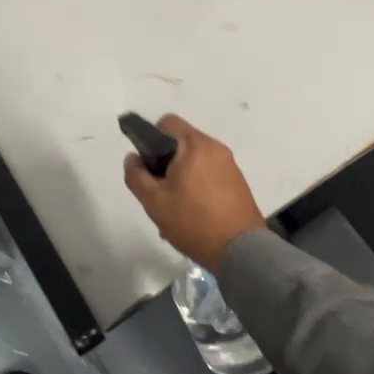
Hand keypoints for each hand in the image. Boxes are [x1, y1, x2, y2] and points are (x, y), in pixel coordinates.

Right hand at [122, 114, 266, 269]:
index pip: (167, 122)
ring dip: (181, 177)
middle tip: (158, 191)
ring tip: (174, 208)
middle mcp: (215, 148)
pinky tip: (192, 215)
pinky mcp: (238, 182)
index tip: (147, 165)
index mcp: (195, 145)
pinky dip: (198, 186)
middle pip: (182, 143)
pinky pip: (210, 174)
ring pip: (195, 161)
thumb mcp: (154, 202)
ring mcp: (230, 165)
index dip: (151, 138)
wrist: (240, 250)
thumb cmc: (193, 221)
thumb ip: (137, 175)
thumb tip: (133, 158)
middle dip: (166, 163)